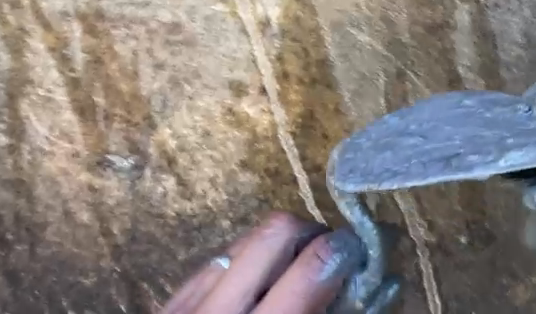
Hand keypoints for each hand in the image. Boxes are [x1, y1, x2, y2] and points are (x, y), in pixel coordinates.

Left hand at [160, 212, 397, 313]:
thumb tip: (371, 288)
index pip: (316, 262)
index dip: (349, 251)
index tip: (362, 263)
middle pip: (278, 229)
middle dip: (313, 235)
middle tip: (329, 265)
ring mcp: (181, 311)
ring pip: (243, 239)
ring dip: (278, 250)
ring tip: (290, 281)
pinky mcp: (163, 311)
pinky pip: (213, 264)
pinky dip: (244, 269)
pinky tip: (251, 299)